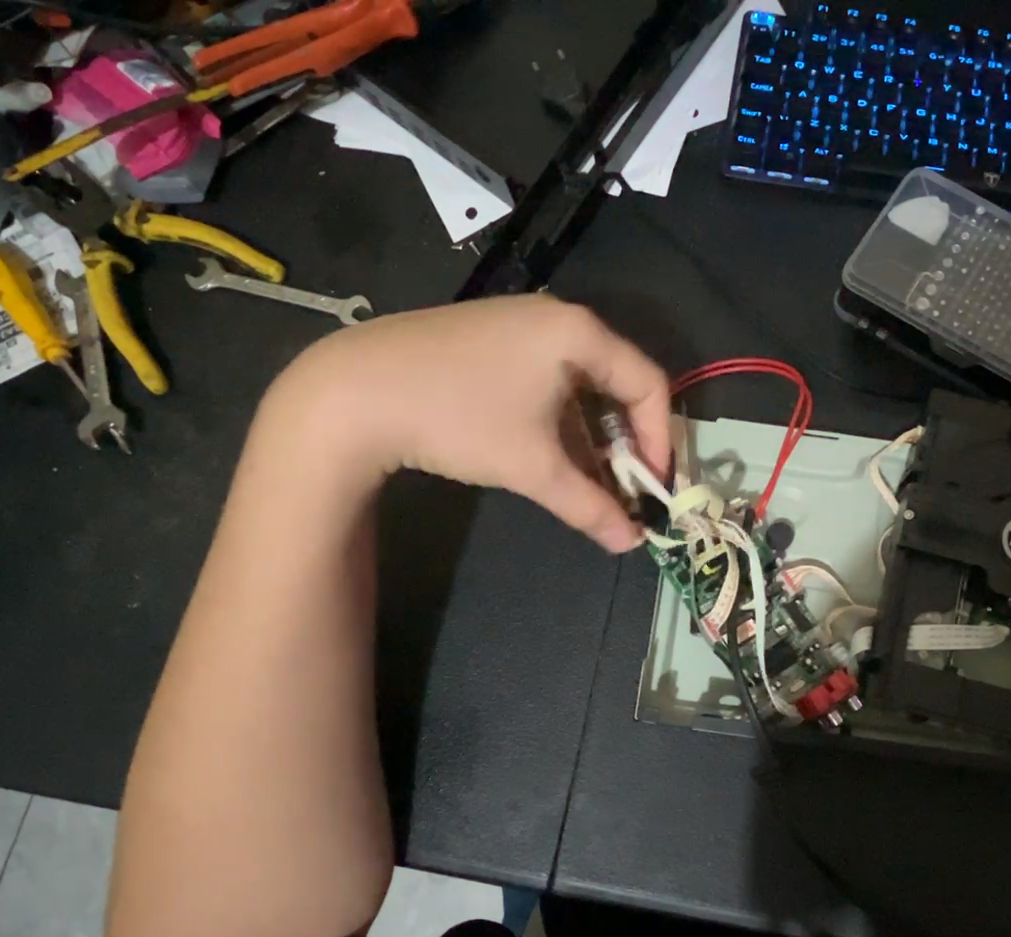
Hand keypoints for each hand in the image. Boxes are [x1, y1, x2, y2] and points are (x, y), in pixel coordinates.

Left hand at [267, 295, 670, 552]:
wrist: (351, 393)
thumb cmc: (459, 419)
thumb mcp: (532, 466)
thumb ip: (589, 505)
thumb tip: (630, 544)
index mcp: (578, 333)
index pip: (648, 384)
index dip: (659, 441)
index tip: (654, 488)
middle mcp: (555, 318)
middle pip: (616, 383)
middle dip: (625, 443)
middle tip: (626, 489)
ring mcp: (518, 325)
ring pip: (578, 385)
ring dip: (591, 437)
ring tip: (589, 483)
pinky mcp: (488, 340)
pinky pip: (545, 380)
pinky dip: (558, 421)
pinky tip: (551, 458)